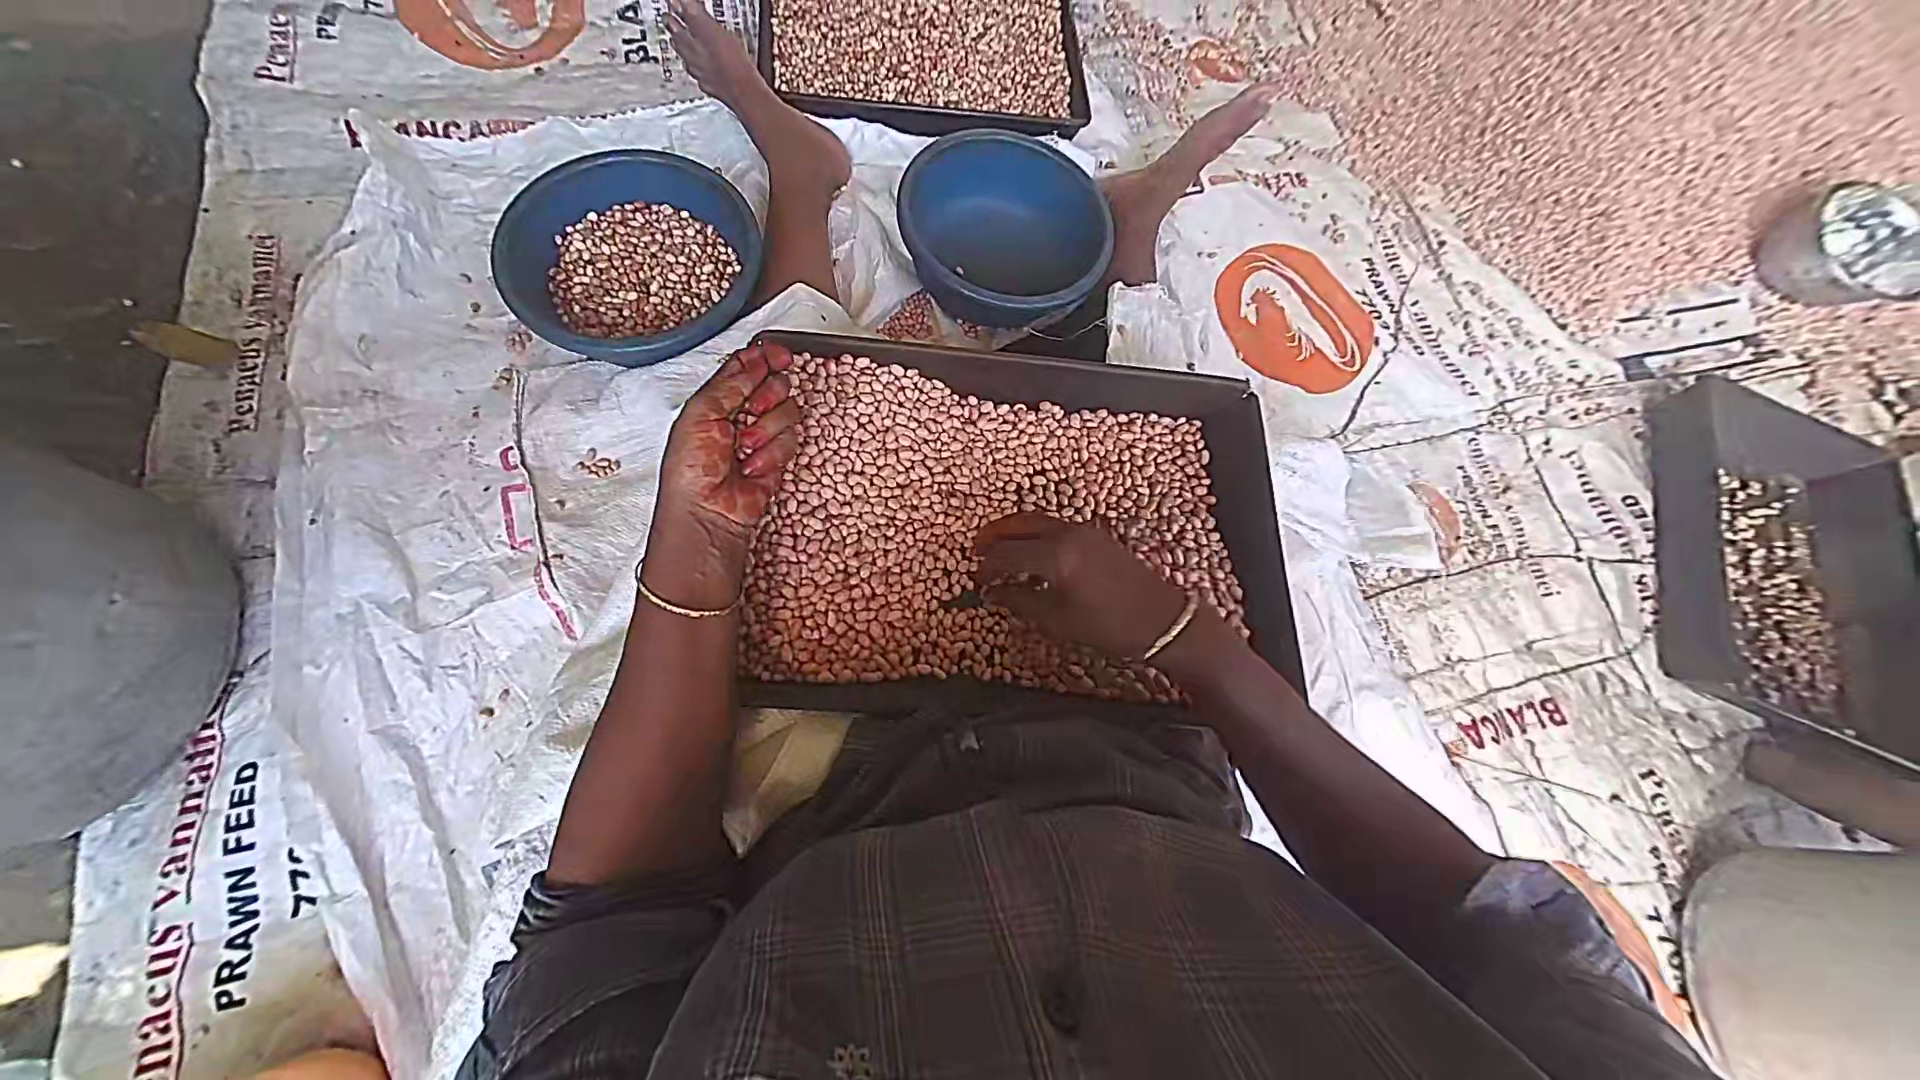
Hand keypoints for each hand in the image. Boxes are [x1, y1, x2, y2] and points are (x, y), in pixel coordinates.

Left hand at [644, 342, 800, 608]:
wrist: (706, 510)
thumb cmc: (690, 471)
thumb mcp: (699, 414)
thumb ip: (729, 384)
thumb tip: (753, 362)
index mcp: (719, 398)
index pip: (748, 367)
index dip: (765, 358)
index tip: (779, 354)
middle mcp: (743, 414)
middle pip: (775, 385)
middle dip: (768, 395)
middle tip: (753, 409)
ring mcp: (763, 436)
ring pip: (788, 412)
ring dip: (766, 430)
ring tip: (744, 447)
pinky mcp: (778, 458)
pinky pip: (790, 441)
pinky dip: (772, 453)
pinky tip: (752, 466)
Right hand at [972, 513, 1195, 660]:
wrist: (1163, 621)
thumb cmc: (1108, 626)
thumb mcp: (1057, 620)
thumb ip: (1020, 601)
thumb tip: (993, 593)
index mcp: (1055, 556)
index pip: (1005, 555)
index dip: (986, 569)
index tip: (977, 583)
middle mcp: (1066, 534)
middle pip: (1017, 525)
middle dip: (993, 538)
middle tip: (977, 553)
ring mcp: (1083, 530)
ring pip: (1035, 521)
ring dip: (1013, 533)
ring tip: (998, 552)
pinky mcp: (1095, 534)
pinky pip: (1053, 526)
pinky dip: (1034, 534)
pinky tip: (1030, 555)